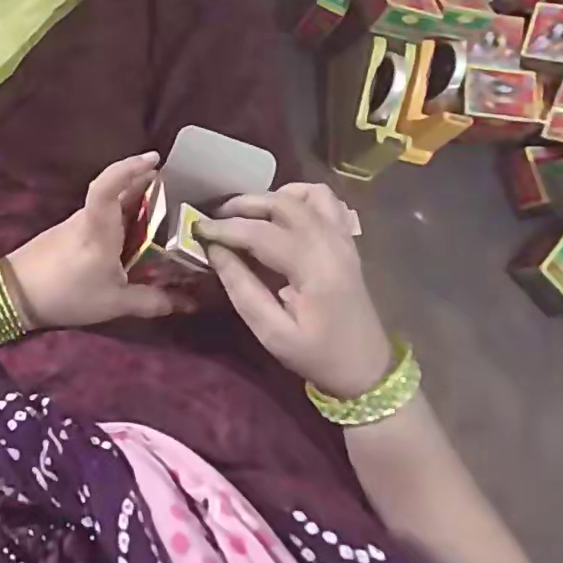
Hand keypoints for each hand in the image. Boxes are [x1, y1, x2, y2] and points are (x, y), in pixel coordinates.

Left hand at [7, 153, 190, 329]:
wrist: (14, 296)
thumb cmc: (66, 293)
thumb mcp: (115, 303)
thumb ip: (152, 301)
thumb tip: (188, 304)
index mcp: (99, 227)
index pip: (109, 185)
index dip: (130, 167)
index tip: (154, 158)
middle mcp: (88, 218)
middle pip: (116, 189)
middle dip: (145, 181)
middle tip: (176, 184)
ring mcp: (75, 224)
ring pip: (110, 204)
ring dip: (134, 200)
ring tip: (164, 209)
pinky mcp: (68, 234)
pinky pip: (101, 217)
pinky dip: (121, 217)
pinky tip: (135, 233)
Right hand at [195, 183, 394, 398]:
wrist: (366, 368)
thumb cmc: (316, 355)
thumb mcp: (271, 332)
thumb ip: (242, 288)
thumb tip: (214, 251)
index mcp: (315, 270)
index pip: (261, 233)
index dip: (225, 228)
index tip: (196, 229)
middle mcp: (332, 244)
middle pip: (284, 204)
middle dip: (243, 205)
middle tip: (214, 218)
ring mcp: (344, 239)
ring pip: (306, 195)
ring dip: (272, 197)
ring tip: (247, 215)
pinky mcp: (347, 241)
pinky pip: (326, 201)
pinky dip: (299, 197)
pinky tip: (280, 215)